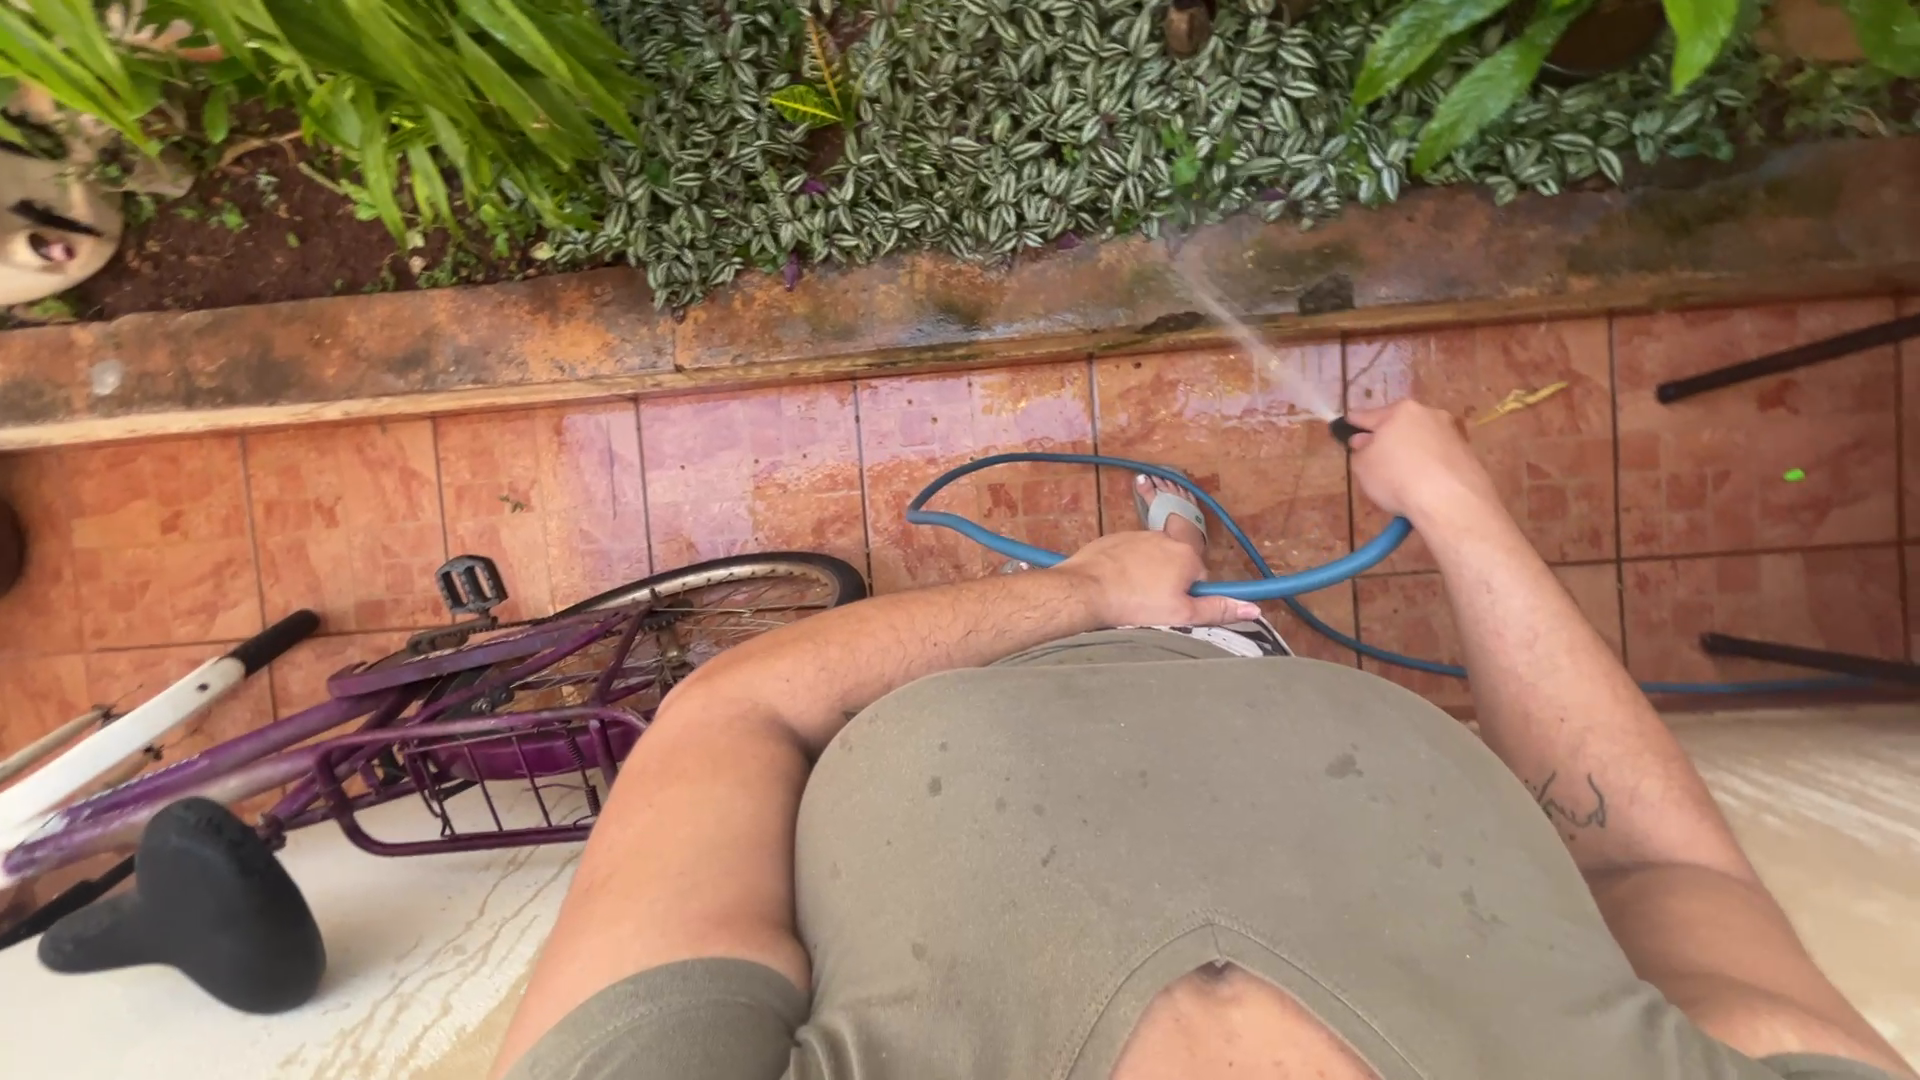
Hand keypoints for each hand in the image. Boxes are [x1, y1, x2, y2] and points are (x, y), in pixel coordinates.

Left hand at [1051, 531, 1262, 627]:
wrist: (1085, 590)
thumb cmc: (1135, 604)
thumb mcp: (1182, 615)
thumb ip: (1218, 609)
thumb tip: (1254, 610)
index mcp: (1185, 555)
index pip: (1199, 576)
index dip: (1188, 595)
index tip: (1173, 607)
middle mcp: (1163, 538)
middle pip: (1174, 565)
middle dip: (1166, 584)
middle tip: (1149, 606)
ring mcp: (1135, 536)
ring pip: (1148, 560)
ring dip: (1143, 576)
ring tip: (1128, 598)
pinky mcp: (1112, 539)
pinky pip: (1125, 556)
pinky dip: (1122, 569)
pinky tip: (1112, 586)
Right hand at [1346, 400, 1502, 525]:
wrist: (1450, 499)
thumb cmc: (1396, 476)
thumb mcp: (1362, 465)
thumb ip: (1360, 450)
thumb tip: (1365, 441)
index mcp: (1400, 411)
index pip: (1367, 415)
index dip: (1354, 424)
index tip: (1346, 428)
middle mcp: (1429, 413)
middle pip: (1399, 424)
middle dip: (1386, 436)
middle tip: (1375, 455)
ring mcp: (1452, 431)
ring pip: (1421, 438)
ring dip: (1409, 449)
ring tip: (1401, 473)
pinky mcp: (1468, 451)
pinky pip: (1437, 454)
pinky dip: (1428, 463)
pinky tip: (1422, 481)